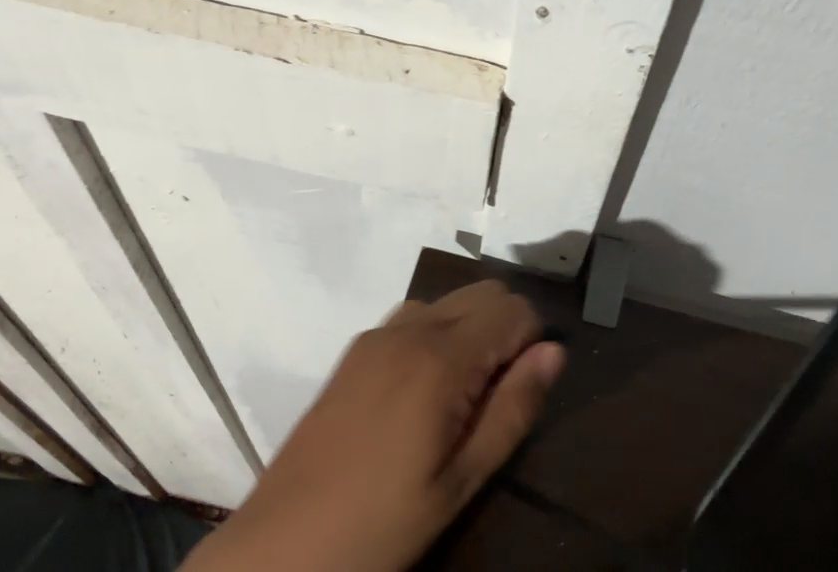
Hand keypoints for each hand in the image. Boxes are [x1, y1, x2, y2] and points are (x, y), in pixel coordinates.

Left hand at [181, 280, 566, 571]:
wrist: (282, 545)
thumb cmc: (382, 522)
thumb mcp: (461, 481)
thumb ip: (513, 409)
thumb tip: (554, 352)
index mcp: (439, 359)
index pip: (513, 308)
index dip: (532, 342)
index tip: (523, 390)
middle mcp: (408, 329)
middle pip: (484, 292)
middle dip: (506, 329)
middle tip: (496, 397)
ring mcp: (375, 336)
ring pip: (448, 300)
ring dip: (470, 330)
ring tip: (461, 398)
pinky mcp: (353, 352)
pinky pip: (413, 317)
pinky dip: (436, 334)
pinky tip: (423, 392)